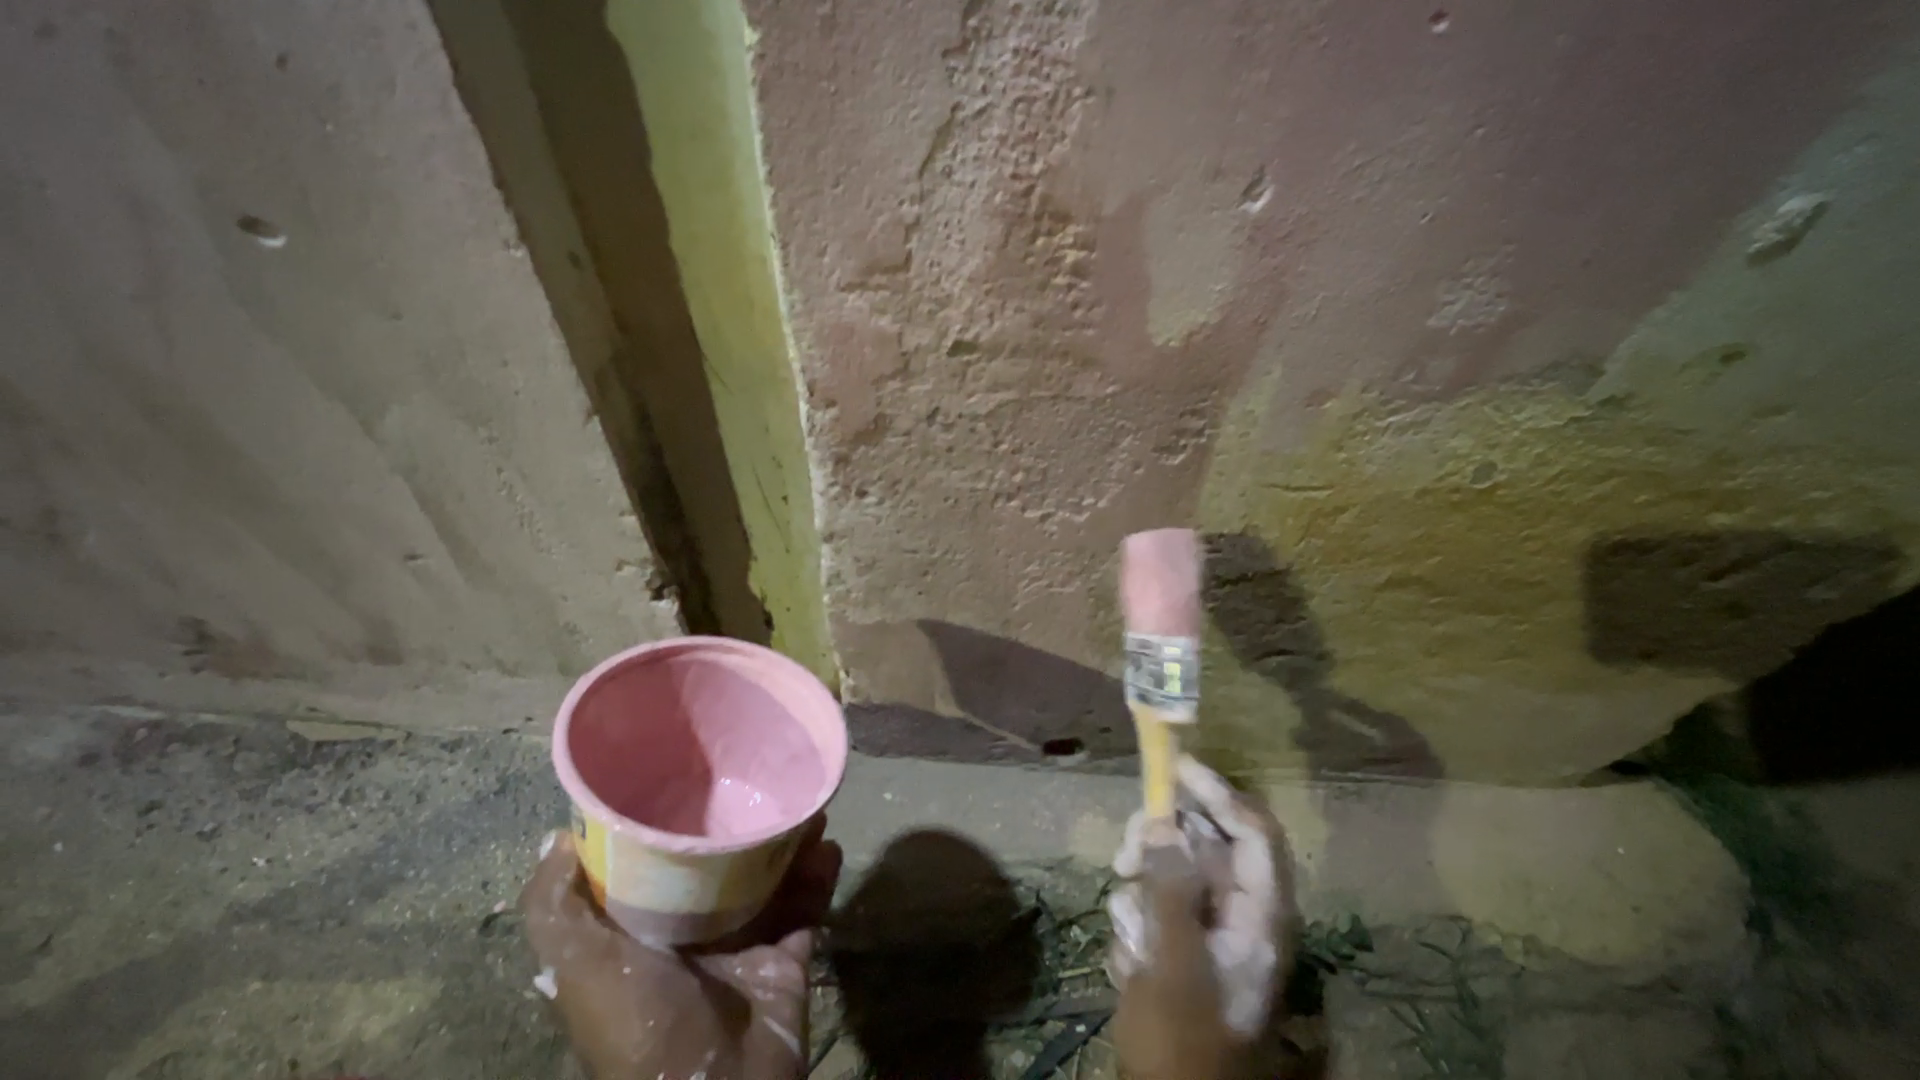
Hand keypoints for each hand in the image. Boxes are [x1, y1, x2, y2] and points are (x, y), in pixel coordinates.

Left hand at [520, 818, 842, 1079]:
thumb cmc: (641, 1022)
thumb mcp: (578, 964)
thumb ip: (554, 906)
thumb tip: (559, 837)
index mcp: (640, 932)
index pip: (654, 864)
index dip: (668, 822)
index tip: (687, 776)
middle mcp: (689, 935)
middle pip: (719, 865)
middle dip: (741, 827)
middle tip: (764, 788)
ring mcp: (742, 948)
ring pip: (768, 880)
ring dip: (788, 845)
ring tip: (807, 810)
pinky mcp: (784, 960)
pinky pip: (806, 908)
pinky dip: (818, 877)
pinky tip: (828, 848)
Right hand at [1106, 756, 1286, 1079]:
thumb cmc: (1184, 1039)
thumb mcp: (1174, 965)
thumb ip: (1170, 889)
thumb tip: (1160, 824)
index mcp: (1261, 914)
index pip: (1253, 830)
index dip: (1218, 792)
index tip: (1173, 768)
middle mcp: (1240, 912)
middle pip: (1204, 843)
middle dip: (1159, 844)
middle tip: (1123, 858)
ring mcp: (1209, 928)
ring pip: (1171, 871)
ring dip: (1141, 892)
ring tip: (1130, 939)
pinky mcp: (1180, 943)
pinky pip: (1154, 904)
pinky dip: (1136, 922)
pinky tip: (1132, 962)